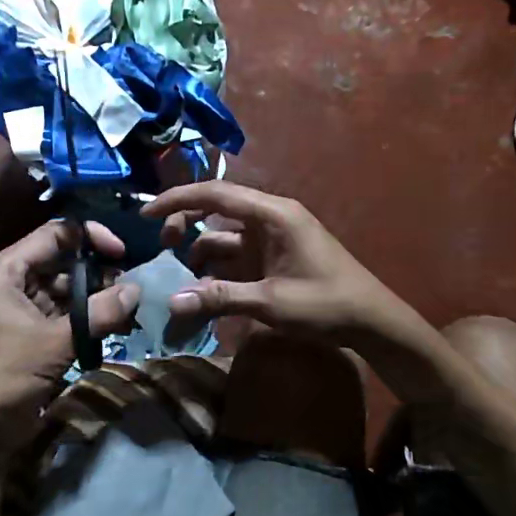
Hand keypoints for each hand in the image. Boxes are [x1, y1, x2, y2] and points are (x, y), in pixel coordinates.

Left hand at [0, 220, 140, 458]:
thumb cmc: (3, 374)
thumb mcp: (54, 340)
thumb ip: (98, 312)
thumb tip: (137, 291)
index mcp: (6, 271)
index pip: (54, 235)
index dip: (90, 237)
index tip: (123, 253)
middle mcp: (13, 285)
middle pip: (64, 264)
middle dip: (99, 274)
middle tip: (132, 289)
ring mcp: (23, 314)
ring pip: (68, 294)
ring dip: (98, 301)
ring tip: (129, 311)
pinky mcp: (33, 340)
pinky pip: (66, 319)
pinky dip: (89, 322)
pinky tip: (115, 328)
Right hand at [141, 181, 409, 344]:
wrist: (371, 320)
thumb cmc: (326, 304)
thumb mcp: (271, 302)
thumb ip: (220, 298)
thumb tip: (172, 302)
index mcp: (274, 215)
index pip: (215, 195)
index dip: (176, 200)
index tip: (144, 214)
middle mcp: (270, 219)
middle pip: (216, 212)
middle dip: (185, 226)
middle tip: (163, 251)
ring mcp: (273, 240)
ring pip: (224, 239)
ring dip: (200, 256)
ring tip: (180, 282)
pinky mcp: (275, 260)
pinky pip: (237, 258)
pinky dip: (218, 271)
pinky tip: (203, 292)